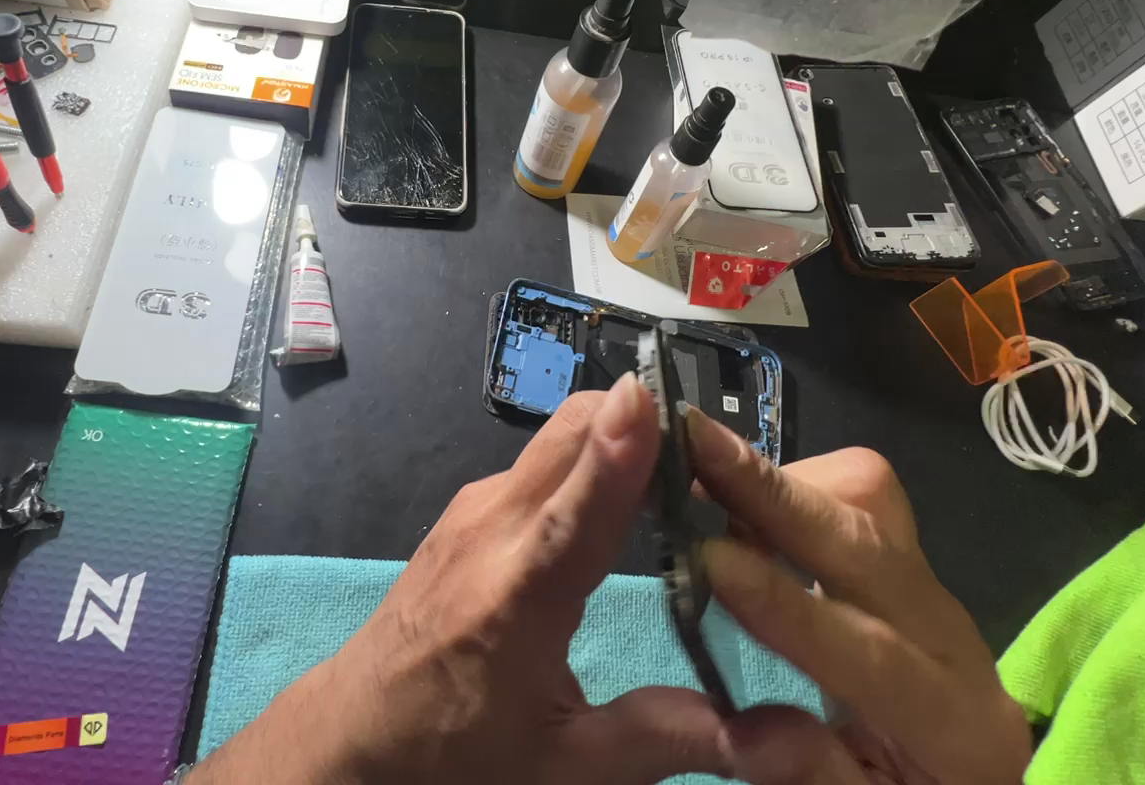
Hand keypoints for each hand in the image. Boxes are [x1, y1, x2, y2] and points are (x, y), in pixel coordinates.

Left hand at [192, 374, 749, 783]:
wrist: (359, 721)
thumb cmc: (457, 745)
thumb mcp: (564, 760)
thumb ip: (666, 736)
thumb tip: (784, 737)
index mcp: (516, 594)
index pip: (571, 511)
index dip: (613, 452)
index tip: (651, 397)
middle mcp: (491, 527)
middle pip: (566, 436)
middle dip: (640, 422)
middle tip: (715, 456)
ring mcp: (475, 506)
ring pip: (554, 438)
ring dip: (615, 433)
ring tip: (681, 473)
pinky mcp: (469, 504)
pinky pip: (539, 459)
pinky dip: (588, 456)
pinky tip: (617, 495)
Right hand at [686, 408, 1032, 783]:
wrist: (985, 764)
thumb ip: (817, 779)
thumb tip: (749, 730)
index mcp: (951, 720)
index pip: (873, 655)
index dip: (787, 604)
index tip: (709, 560)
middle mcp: (944, 630)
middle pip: (865, 541)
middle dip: (767, 489)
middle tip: (687, 439)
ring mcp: (922, 578)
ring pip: (864, 492)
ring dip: (773, 477)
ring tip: (697, 475)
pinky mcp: (897, 545)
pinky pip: (852, 484)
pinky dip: (782, 477)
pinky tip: (729, 493)